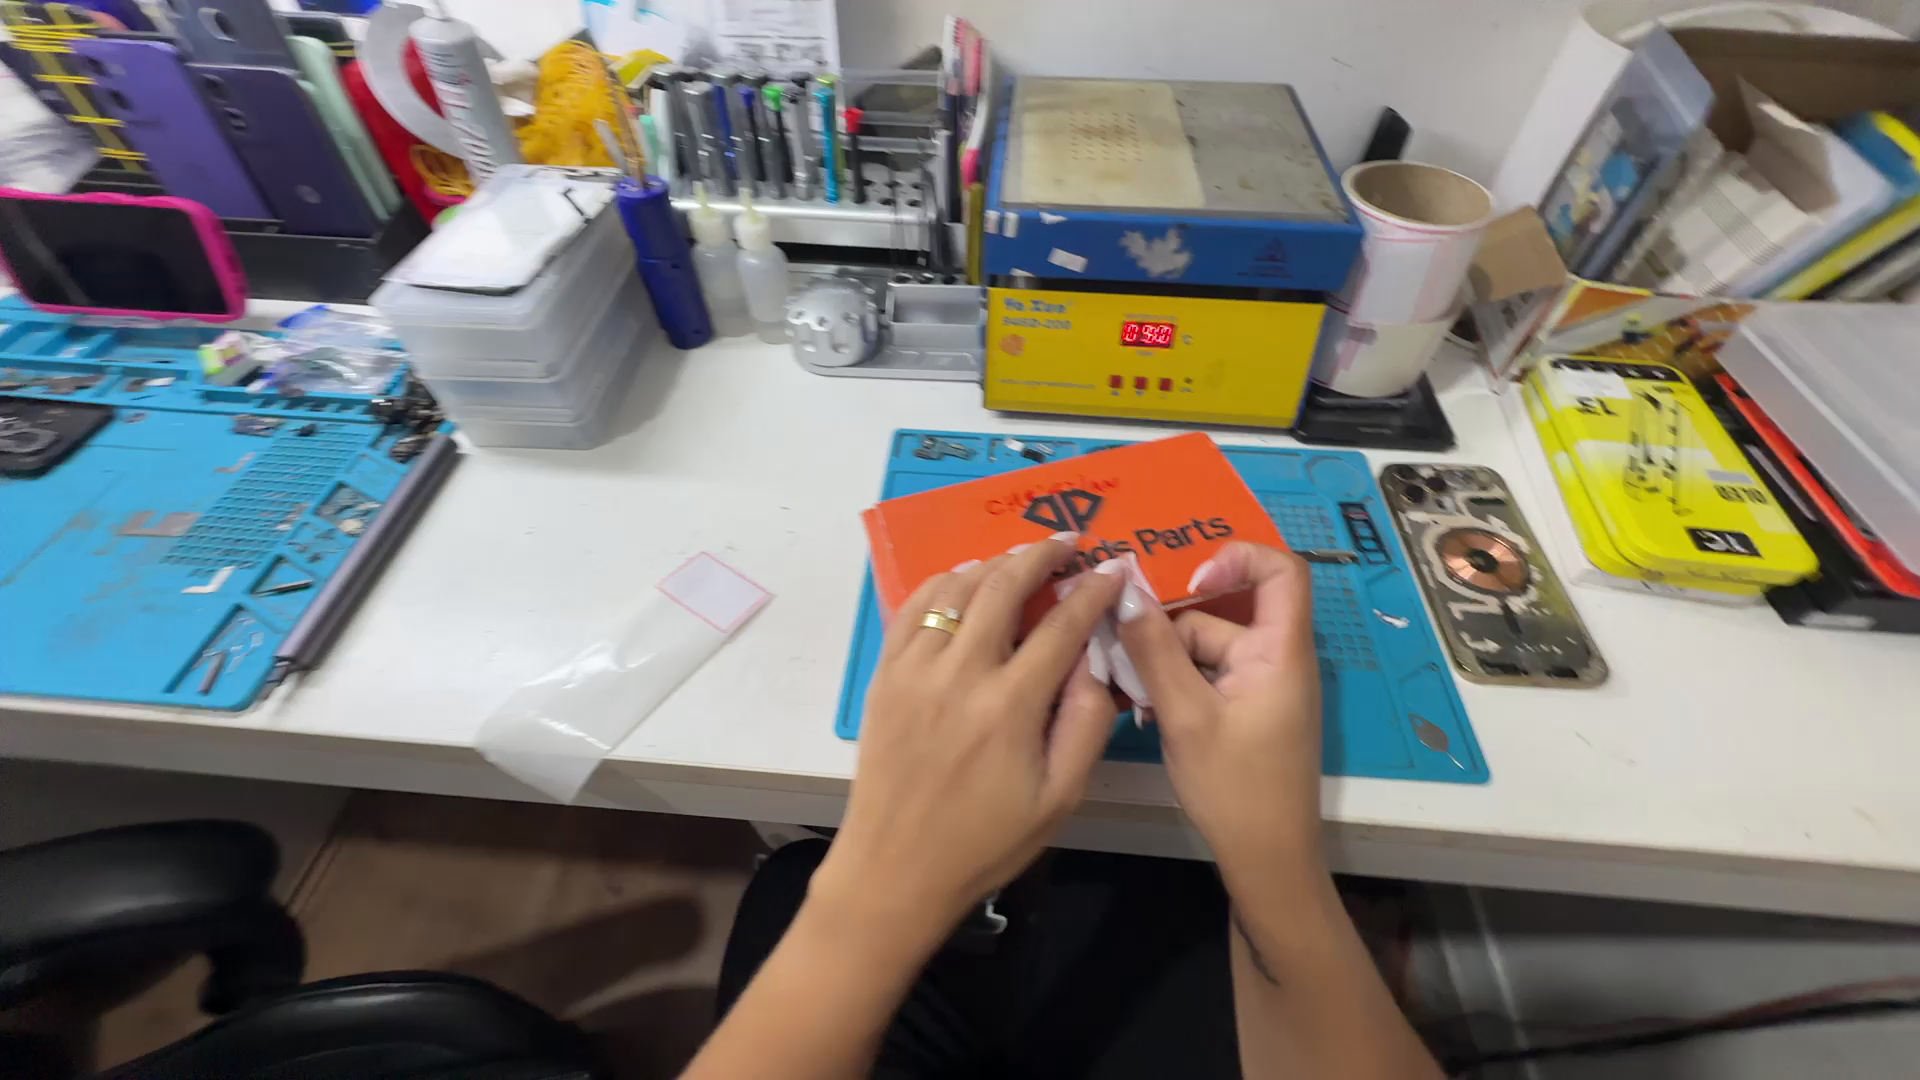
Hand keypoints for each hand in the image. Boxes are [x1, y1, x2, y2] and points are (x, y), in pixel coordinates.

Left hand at [813, 537, 1125, 940]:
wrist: (895, 869)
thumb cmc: (985, 841)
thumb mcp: (1059, 798)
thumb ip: (1086, 723)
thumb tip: (1095, 658)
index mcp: (1009, 707)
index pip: (1061, 627)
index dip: (1091, 592)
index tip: (1111, 570)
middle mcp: (959, 674)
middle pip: (1004, 588)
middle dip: (1041, 555)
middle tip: (1068, 543)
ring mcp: (914, 669)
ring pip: (956, 589)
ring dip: (993, 563)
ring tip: (1021, 556)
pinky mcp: (885, 674)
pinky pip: (912, 608)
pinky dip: (941, 583)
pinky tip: (963, 578)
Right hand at [1113, 542, 1324, 875]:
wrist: (1265, 860)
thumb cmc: (1234, 786)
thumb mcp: (1184, 714)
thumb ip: (1153, 650)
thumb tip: (1126, 591)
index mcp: (1279, 651)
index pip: (1283, 571)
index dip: (1237, 559)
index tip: (1188, 584)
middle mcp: (1274, 657)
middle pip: (1220, 613)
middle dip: (1169, 627)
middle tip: (1122, 647)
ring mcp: (1258, 683)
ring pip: (1202, 645)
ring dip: (1163, 660)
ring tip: (1129, 691)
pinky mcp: (1243, 705)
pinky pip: (1203, 673)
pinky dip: (1173, 682)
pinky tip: (1144, 706)